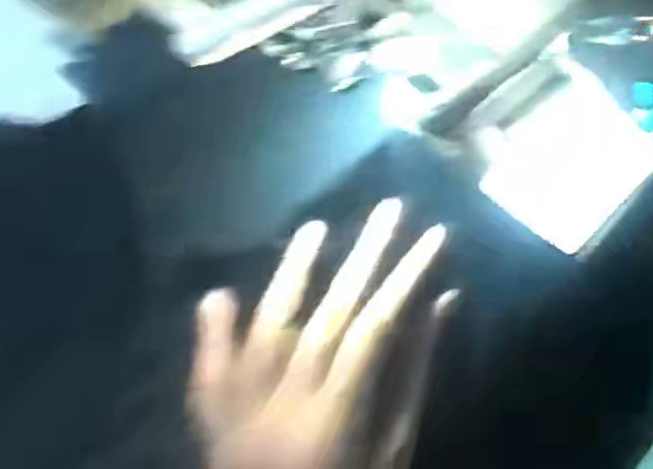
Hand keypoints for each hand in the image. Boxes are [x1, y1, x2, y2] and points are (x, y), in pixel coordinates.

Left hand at [189, 200, 456, 468]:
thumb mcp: (397, 447)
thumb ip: (416, 373)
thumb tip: (445, 299)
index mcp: (333, 420)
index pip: (375, 327)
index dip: (407, 275)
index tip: (436, 234)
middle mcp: (280, 411)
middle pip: (326, 317)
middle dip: (364, 257)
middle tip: (390, 208)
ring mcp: (237, 421)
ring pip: (263, 334)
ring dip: (291, 276)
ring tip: (315, 226)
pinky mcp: (212, 433)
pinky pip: (208, 380)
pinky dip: (211, 338)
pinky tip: (218, 295)